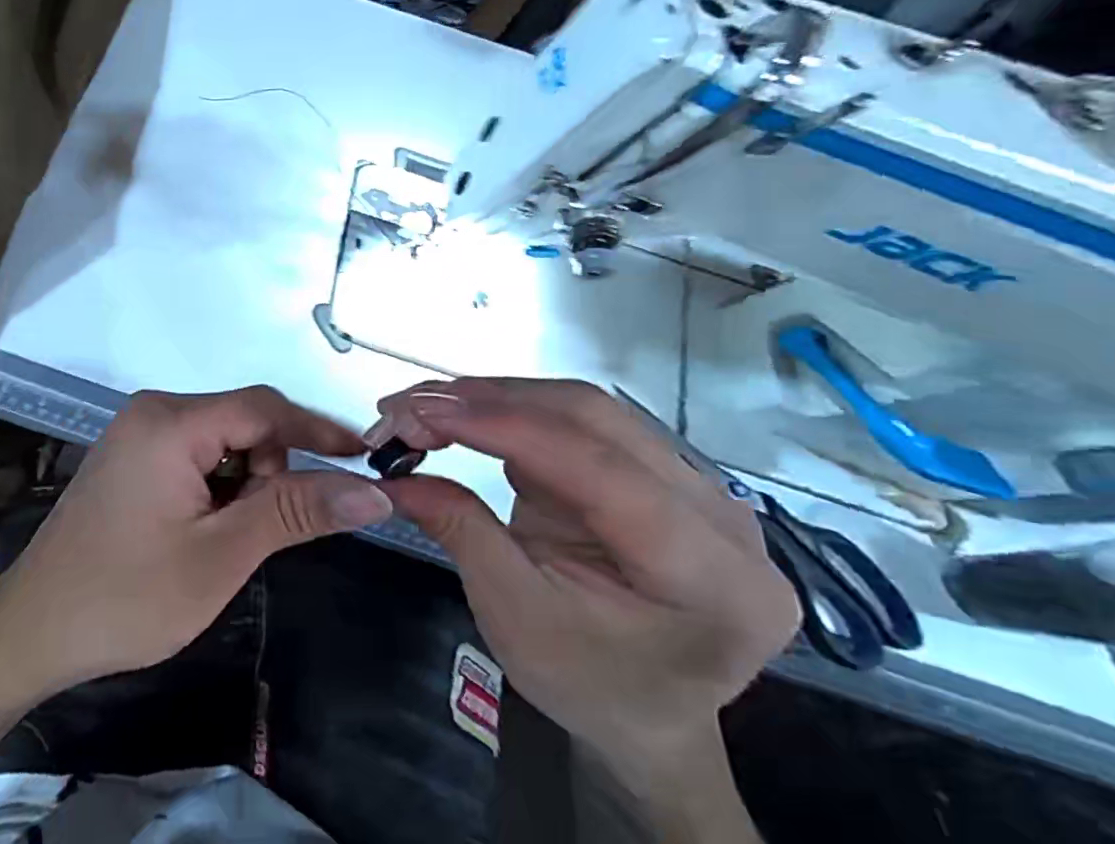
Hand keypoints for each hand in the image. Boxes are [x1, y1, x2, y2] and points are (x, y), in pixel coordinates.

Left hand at [0, 386, 387, 697]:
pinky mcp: (129, 458)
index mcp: (170, 423)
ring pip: (221, 440)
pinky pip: (193, 454)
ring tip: (225, 539)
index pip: (265, 408)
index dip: (318, 431)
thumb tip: (373, 491)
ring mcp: (135, 434)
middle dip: (270, 468)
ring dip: (244, 482)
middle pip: (243, 421)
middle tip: (260, 530)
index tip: (364, 459)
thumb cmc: (128, 597)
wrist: (33, 632)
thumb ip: (296, 511)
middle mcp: (151, 412)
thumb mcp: (222, 555)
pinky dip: (217, 485)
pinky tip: (201, 529)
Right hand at [373, 378, 799, 779]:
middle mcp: (721, 514)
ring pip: (586, 410)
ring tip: (429, 407)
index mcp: (714, 575)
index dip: (507, 427)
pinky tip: (467, 419)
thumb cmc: (586, 683)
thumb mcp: (515, 619)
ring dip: (499, 400)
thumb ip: (463, 532)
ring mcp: (694, 485)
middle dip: (494, 402)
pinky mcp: (655, 471)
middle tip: (412, 405)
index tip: (424, 411)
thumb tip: (394, 474)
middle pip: (597, 420)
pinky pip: (580, 424)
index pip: (601, 469)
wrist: (643, 714)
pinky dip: (514, 415)